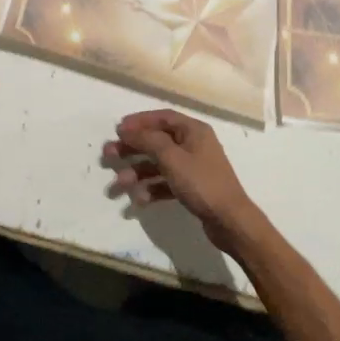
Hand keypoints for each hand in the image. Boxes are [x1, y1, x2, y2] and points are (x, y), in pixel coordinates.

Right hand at [104, 109, 260, 249]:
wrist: (231, 222)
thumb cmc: (202, 183)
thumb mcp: (172, 158)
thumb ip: (147, 140)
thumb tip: (127, 129)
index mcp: (193, 131)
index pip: (162, 118)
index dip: (139, 121)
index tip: (118, 129)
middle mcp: (194, 145)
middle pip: (157, 141)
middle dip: (132, 149)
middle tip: (108, 155)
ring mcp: (193, 167)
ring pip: (158, 164)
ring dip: (138, 173)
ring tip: (118, 185)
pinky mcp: (192, 188)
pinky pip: (166, 183)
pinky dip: (151, 189)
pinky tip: (138, 200)